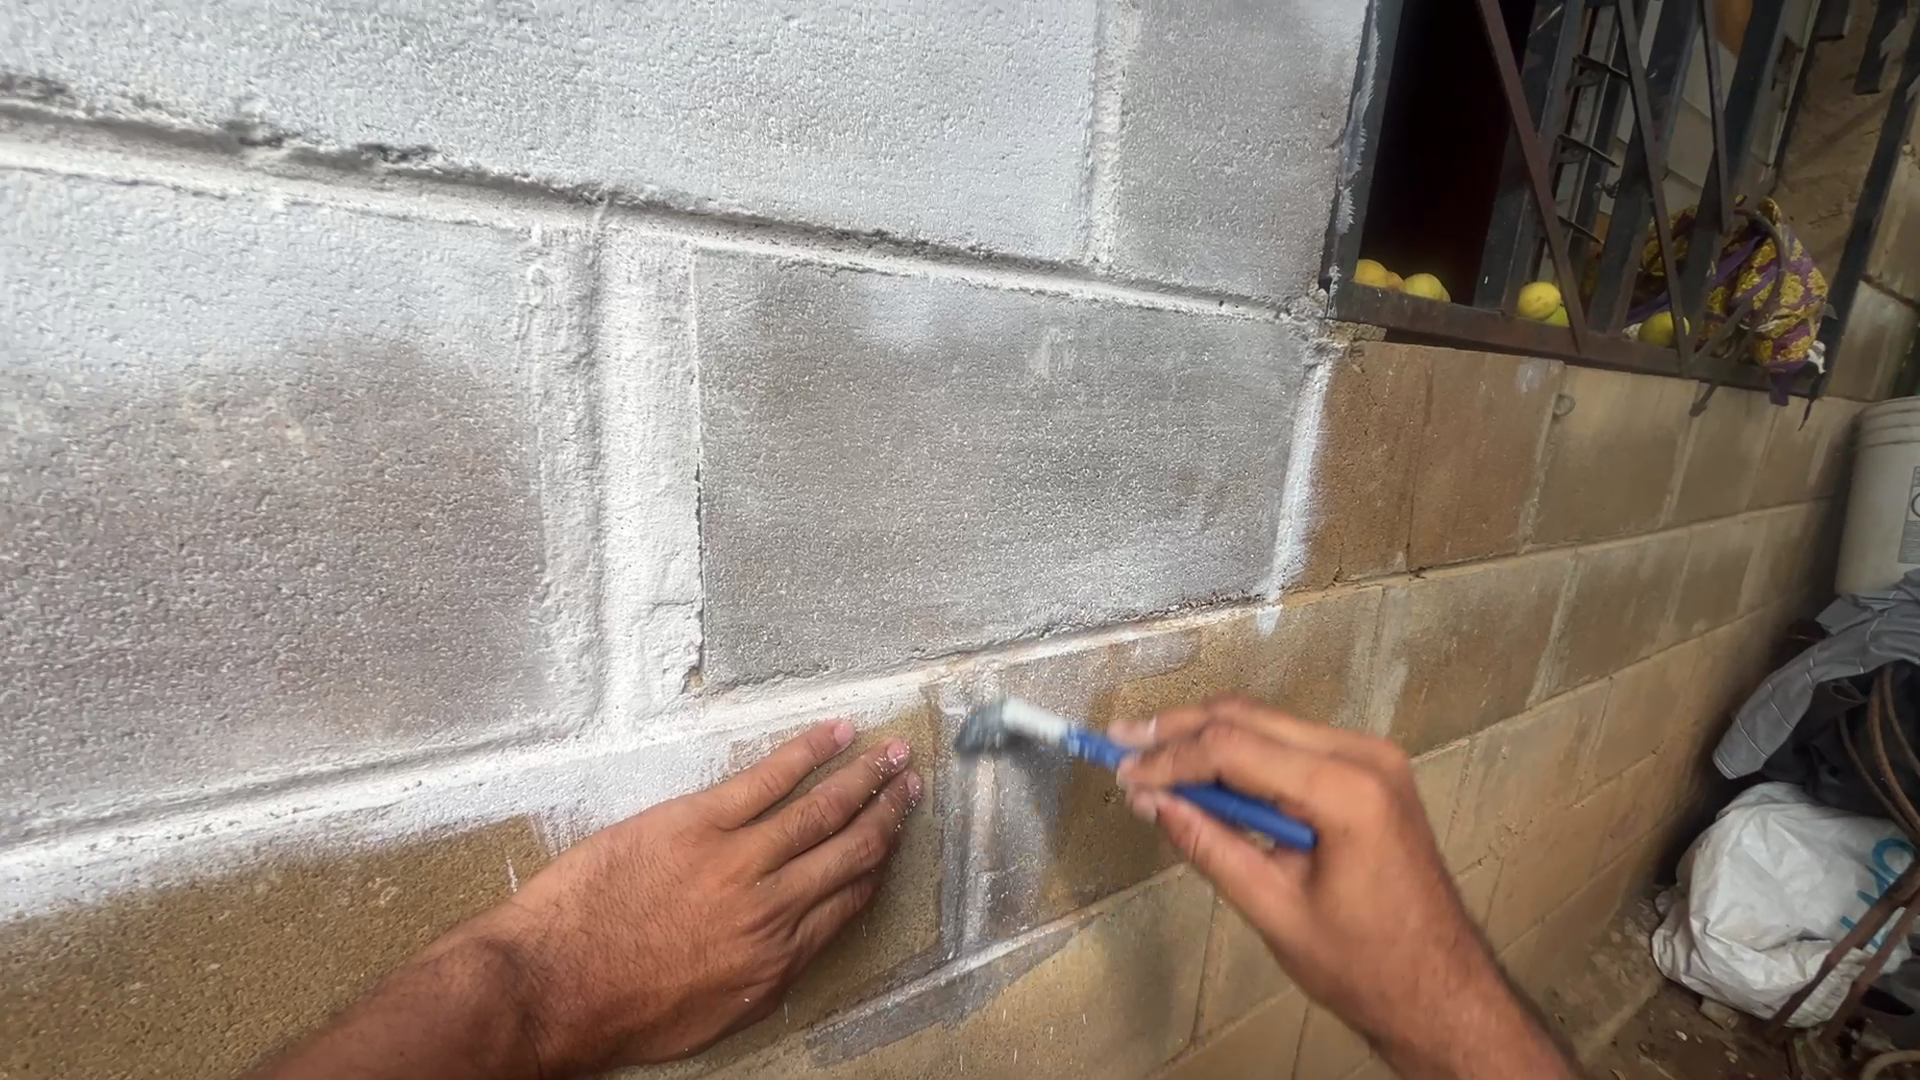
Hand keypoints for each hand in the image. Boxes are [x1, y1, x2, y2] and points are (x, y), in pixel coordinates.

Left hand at [442, 719, 922, 1072]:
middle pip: (851, 850)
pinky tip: (838, 732)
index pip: (850, 898)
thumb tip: (800, 938)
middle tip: (912, 783)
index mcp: (779, 958)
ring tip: (892, 753)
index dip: (881, 862)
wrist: (546, 990)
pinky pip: (770, 779)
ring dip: (864, 777)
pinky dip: (809, 752)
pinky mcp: (702, 822)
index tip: (897, 836)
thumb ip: (767, 972)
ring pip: (822, 809)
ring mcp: (741, 858)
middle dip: (889, 813)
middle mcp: (774, 906)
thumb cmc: (622, 1009)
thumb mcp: (714, 1015)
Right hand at [1113, 698, 1573, 1079]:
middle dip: (1177, 729)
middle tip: (1121, 741)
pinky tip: (1198, 768)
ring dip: (1201, 735)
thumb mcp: (1272, 909)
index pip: (1233, 747)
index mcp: (1347, 791)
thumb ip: (1206, 843)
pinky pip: (1283, 740)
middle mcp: (1362, 754)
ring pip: (1261, 720)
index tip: (1123, 771)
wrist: (1447, 996)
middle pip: (1246, 717)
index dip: (1169, 757)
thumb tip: (1148, 798)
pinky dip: (1234, 750)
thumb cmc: (1367, 967)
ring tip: (1148, 753)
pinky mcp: (1363, 766)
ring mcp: (1368, 755)